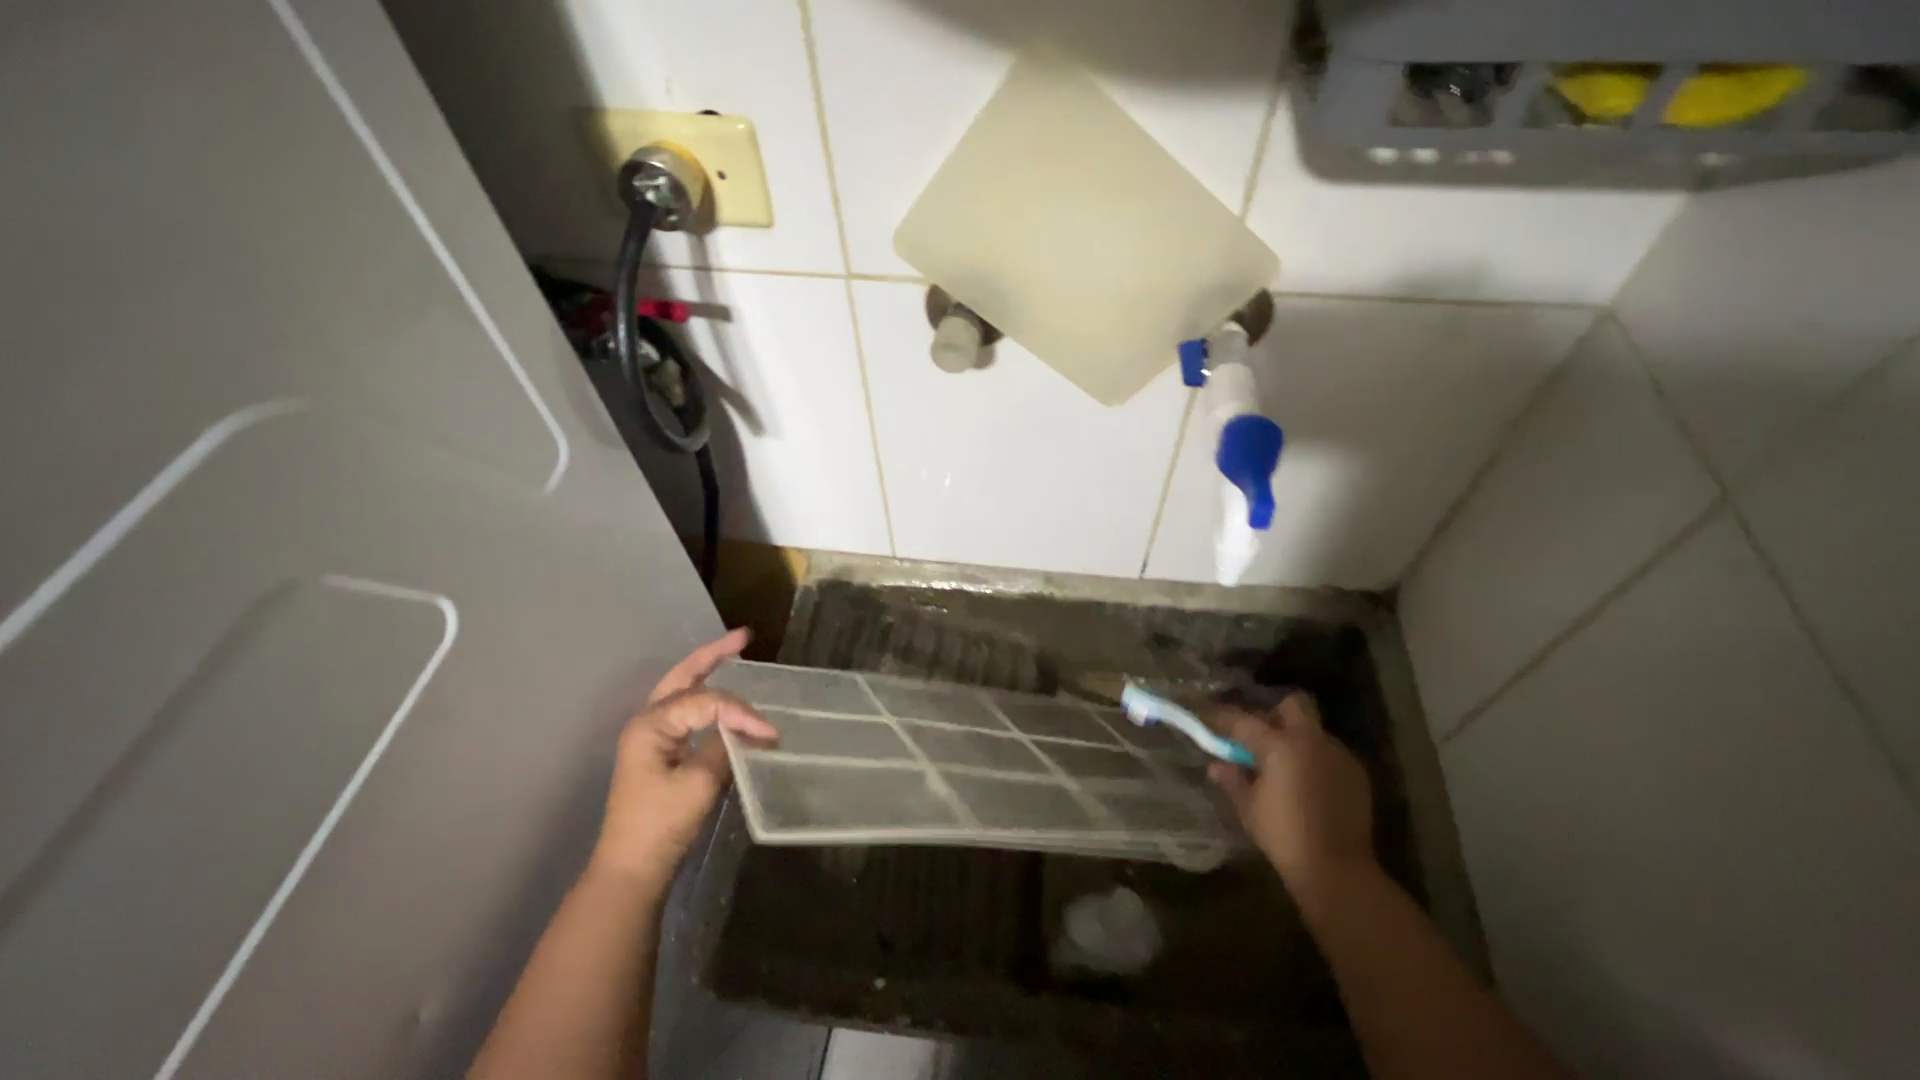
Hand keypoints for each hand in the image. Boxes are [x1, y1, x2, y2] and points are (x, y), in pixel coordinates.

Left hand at [589, 629, 777, 889]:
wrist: (633, 868)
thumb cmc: (661, 825)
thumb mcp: (699, 785)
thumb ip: (724, 748)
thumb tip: (747, 731)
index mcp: (651, 724)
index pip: (705, 701)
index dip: (741, 711)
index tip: (771, 733)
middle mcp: (647, 722)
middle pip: (683, 677)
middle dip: (713, 655)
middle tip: (745, 637)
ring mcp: (652, 738)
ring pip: (682, 692)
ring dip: (708, 673)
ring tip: (736, 654)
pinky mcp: (660, 755)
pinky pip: (686, 714)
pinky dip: (707, 701)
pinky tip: (725, 701)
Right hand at [1210, 693, 1374, 888]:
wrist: (1336, 867)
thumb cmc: (1283, 836)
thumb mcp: (1249, 808)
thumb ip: (1233, 780)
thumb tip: (1218, 765)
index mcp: (1280, 746)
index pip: (1244, 720)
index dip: (1224, 717)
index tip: (1210, 717)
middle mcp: (1312, 741)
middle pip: (1293, 705)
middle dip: (1274, 713)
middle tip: (1260, 737)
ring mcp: (1338, 754)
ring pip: (1314, 731)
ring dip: (1296, 739)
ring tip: (1284, 766)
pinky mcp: (1357, 773)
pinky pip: (1330, 754)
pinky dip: (1315, 760)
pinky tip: (1308, 785)